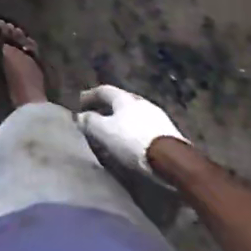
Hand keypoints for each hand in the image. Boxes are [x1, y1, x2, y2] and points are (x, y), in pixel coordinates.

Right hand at [76, 85, 190, 183]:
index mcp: (124, 99)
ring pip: (135, 113)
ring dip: (122, 119)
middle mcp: (142, 103)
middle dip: (107, 106)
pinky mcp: (169, 132)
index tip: (79, 104)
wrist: (172, 160)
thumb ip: (89, 121)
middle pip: (121, 101)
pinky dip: (134, 129)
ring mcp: (159, 117)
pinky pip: (145, 126)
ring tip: (113, 129)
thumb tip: (80, 116)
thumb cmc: (131, 141)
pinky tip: (131, 139)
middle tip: (96, 114)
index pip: (104, 90)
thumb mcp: (102, 131)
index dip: (90, 96)